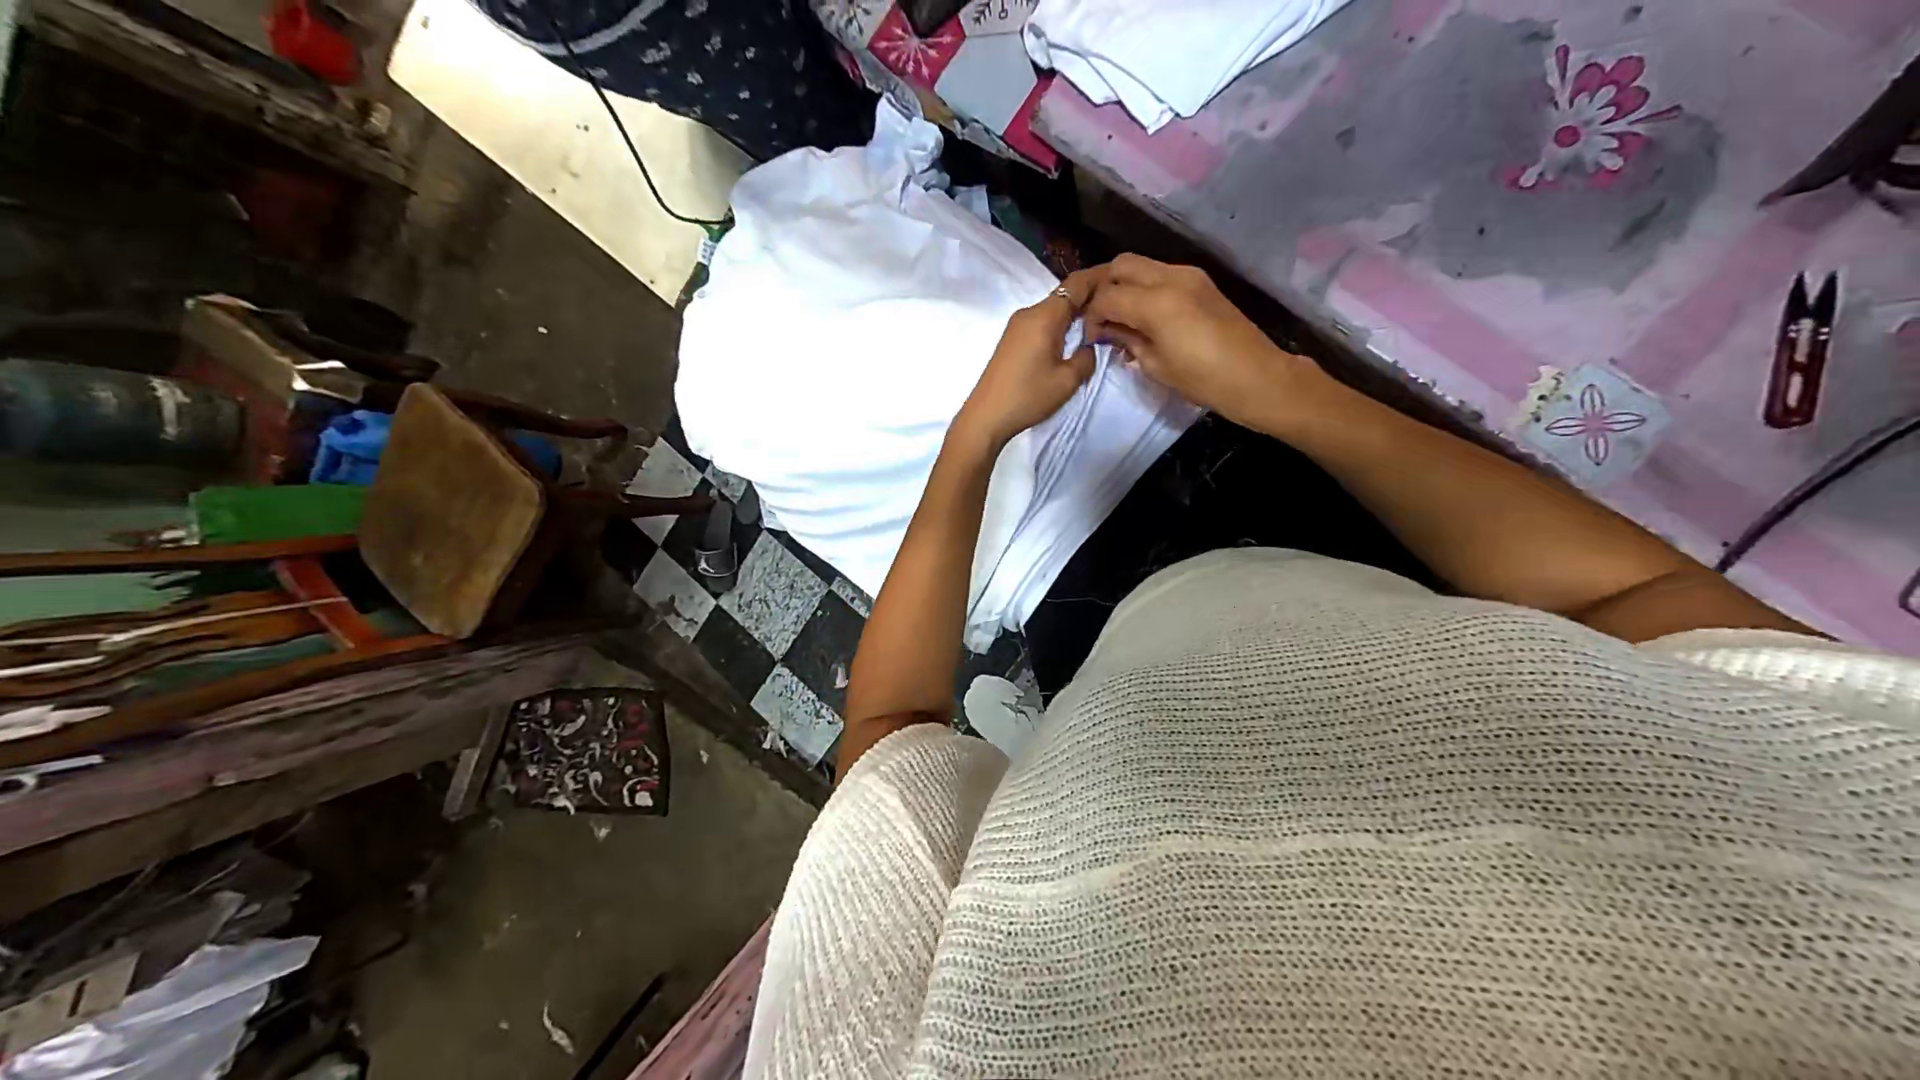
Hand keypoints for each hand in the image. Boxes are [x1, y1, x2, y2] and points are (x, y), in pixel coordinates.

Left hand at [953, 268, 1101, 447]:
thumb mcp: (1067, 381)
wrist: (986, 416)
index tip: (1123, 278)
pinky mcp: (1013, 339)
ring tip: (1101, 322)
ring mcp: (1018, 325)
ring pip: (1054, 309)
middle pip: (1065, 294)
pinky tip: (1074, 337)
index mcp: (1044, 316)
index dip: (1100, 277)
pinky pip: (1043, 322)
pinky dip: (1061, 323)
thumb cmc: (1028, 397)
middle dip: (1091, 296)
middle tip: (1118, 305)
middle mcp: (1029, 312)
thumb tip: (1090, 345)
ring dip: (1076, 312)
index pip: (1077, 283)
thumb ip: (1087, 356)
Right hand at [1083, 254, 1323, 425]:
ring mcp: (1189, 275)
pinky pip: (1160, 274)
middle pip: (1121, 265)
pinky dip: (1143, 288)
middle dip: (1103, 287)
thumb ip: (1127, 340)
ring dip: (1124, 285)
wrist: (1257, 377)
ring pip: (1141, 265)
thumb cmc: (1203, 380)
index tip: (1091, 336)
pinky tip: (1143, 315)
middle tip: (1100, 316)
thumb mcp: (1156, 365)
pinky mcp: (1200, 281)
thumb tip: (1108, 330)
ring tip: (1119, 316)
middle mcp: (1171, 278)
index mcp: (1157, 303)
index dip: (1092, 315)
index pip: (1107, 296)